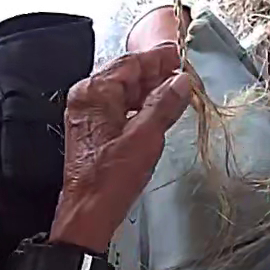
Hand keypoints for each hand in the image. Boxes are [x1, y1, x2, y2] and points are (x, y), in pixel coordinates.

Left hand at [51, 46, 194, 252]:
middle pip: (126, 75)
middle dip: (155, 76)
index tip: (180, 57)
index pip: (131, 62)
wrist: (88, 212)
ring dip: (149, 92)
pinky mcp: (93, 131)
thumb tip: (181, 81)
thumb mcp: (145, 137)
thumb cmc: (110, 179)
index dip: (159, 58)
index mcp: (94, 92)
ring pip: (123, 92)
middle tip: (183, 78)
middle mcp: (86, 99)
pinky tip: (157, 114)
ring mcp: (88, 115)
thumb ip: (165, 104)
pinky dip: (139, 108)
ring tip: (176, 96)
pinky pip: (118, 109)